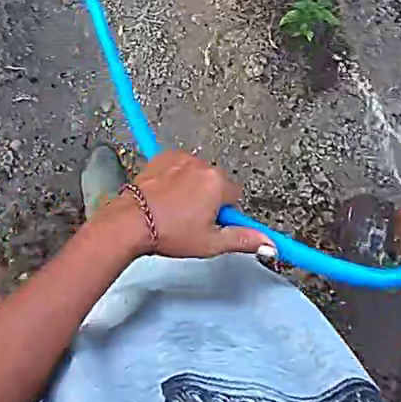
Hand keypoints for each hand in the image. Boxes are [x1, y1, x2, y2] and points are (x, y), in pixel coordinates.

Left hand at [94, 150, 271, 259]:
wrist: (130, 222)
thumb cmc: (169, 232)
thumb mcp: (210, 243)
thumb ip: (243, 240)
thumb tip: (270, 244)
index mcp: (218, 184)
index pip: (234, 196)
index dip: (223, 212)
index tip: (209, 223)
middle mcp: (202, 165)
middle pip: (215, 183)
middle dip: (207, 198)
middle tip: (189, 219)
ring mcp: (181, 159)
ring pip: (196, 174)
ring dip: (190, 187)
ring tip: (173, 209)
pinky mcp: (163, 157)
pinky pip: (178, 166)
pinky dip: (174, 177)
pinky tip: (164, 196)